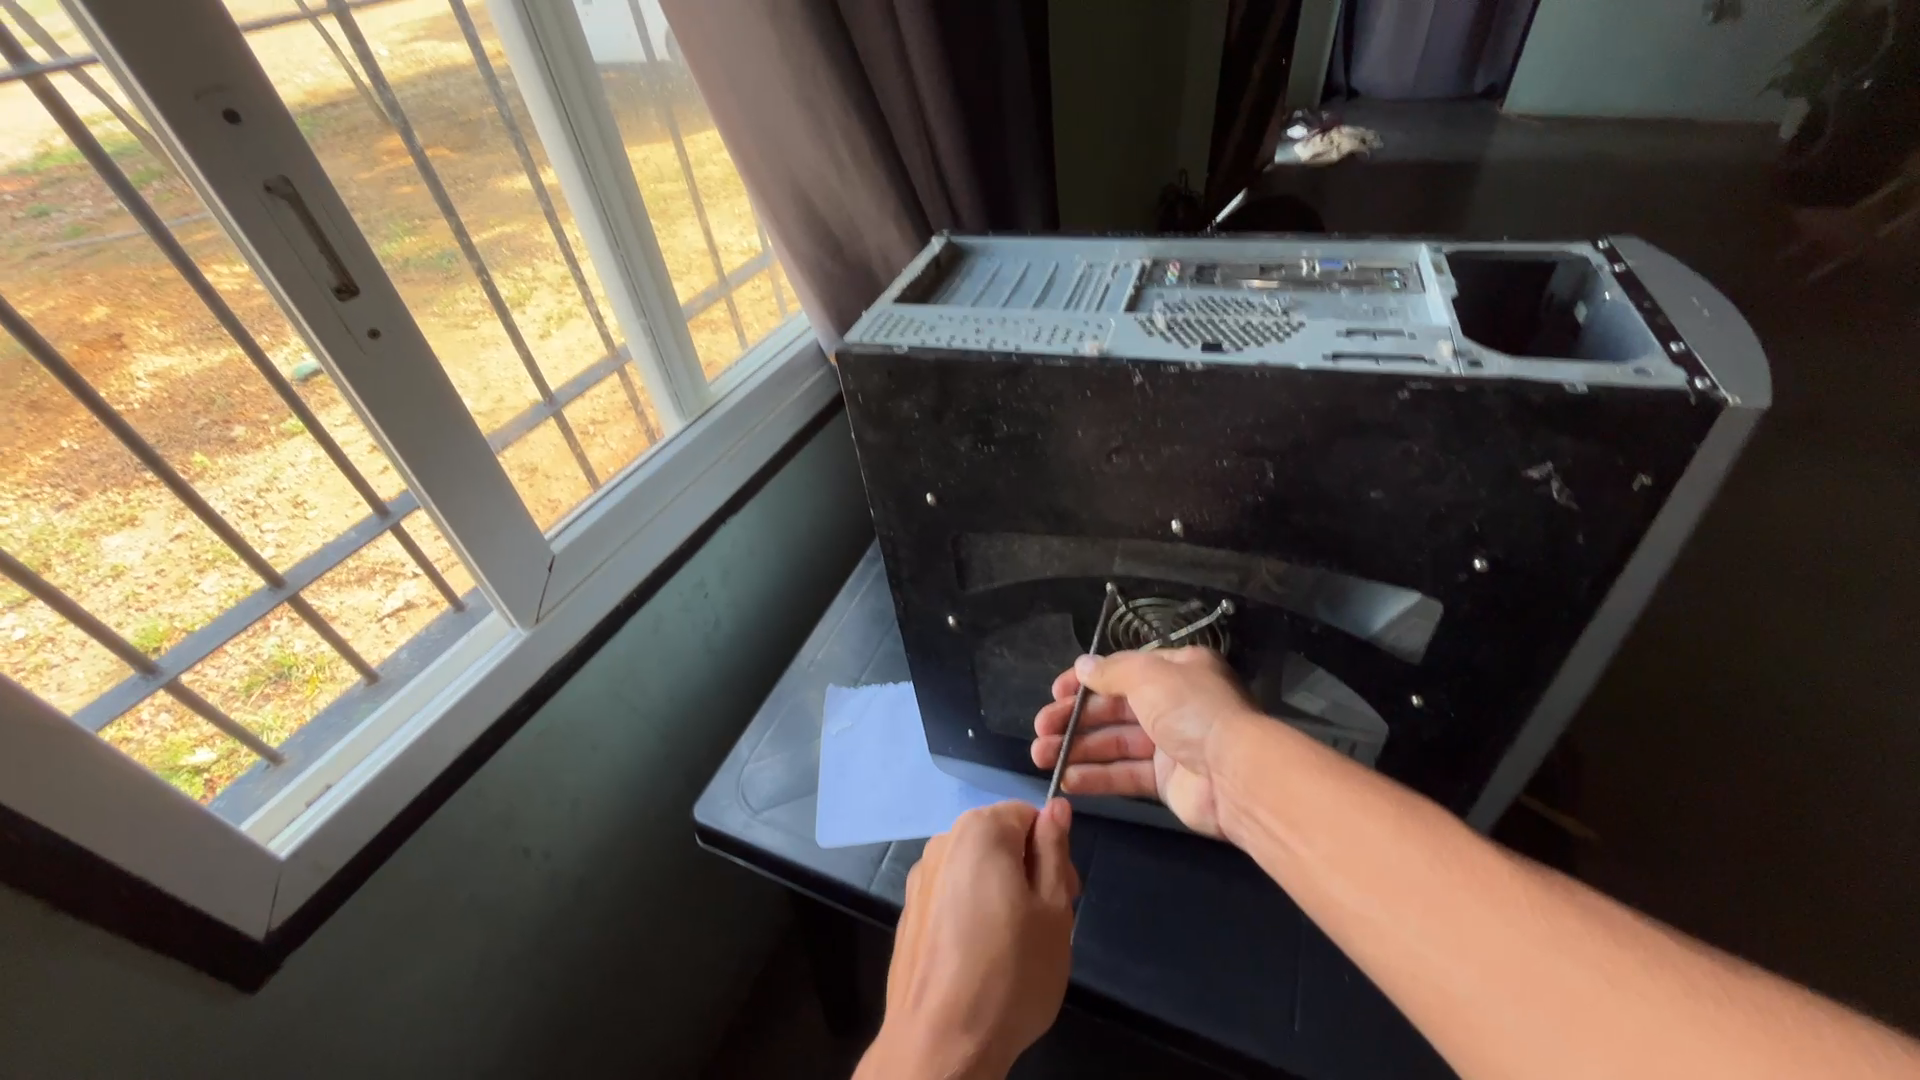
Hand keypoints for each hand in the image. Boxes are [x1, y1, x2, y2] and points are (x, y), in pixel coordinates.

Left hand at [858, 799, 1079, 1079]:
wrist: (940, 1044)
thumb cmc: (1011, 973)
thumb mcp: (1053, 908)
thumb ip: (1054, 850)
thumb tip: (1056, 807)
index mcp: (979, 831)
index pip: (1028, 815)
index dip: (1054, 851)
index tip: (1065, 894)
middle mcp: (943, 843)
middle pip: (1000, 840)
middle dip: (1029, 871)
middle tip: (1047, 925)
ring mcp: (920, 879)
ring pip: (977, 870)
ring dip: (1002, 894)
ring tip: (1016, 947)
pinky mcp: (910, 914)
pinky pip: (953, 897)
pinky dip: (973, 915)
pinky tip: (983, 958)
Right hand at [1030, 648, 1260, 838]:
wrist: (1236, 773)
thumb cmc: (1192, 710)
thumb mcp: (1149, 675)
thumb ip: (1111, 672)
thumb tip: (1082, 667)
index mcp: (1175, 671)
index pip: (1122, 672)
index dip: (1086, 683)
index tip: (1055, 693)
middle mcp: (1172, 704)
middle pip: (1113, 709)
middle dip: (1073, 719)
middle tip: (1040, 729)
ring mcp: (1169, 744)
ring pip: (1113, 743)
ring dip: (1076, 748)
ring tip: (1041, 755)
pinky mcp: (1165, 781)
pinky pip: (1124, 774)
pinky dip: (1095, 777)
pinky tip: (1066, 779)